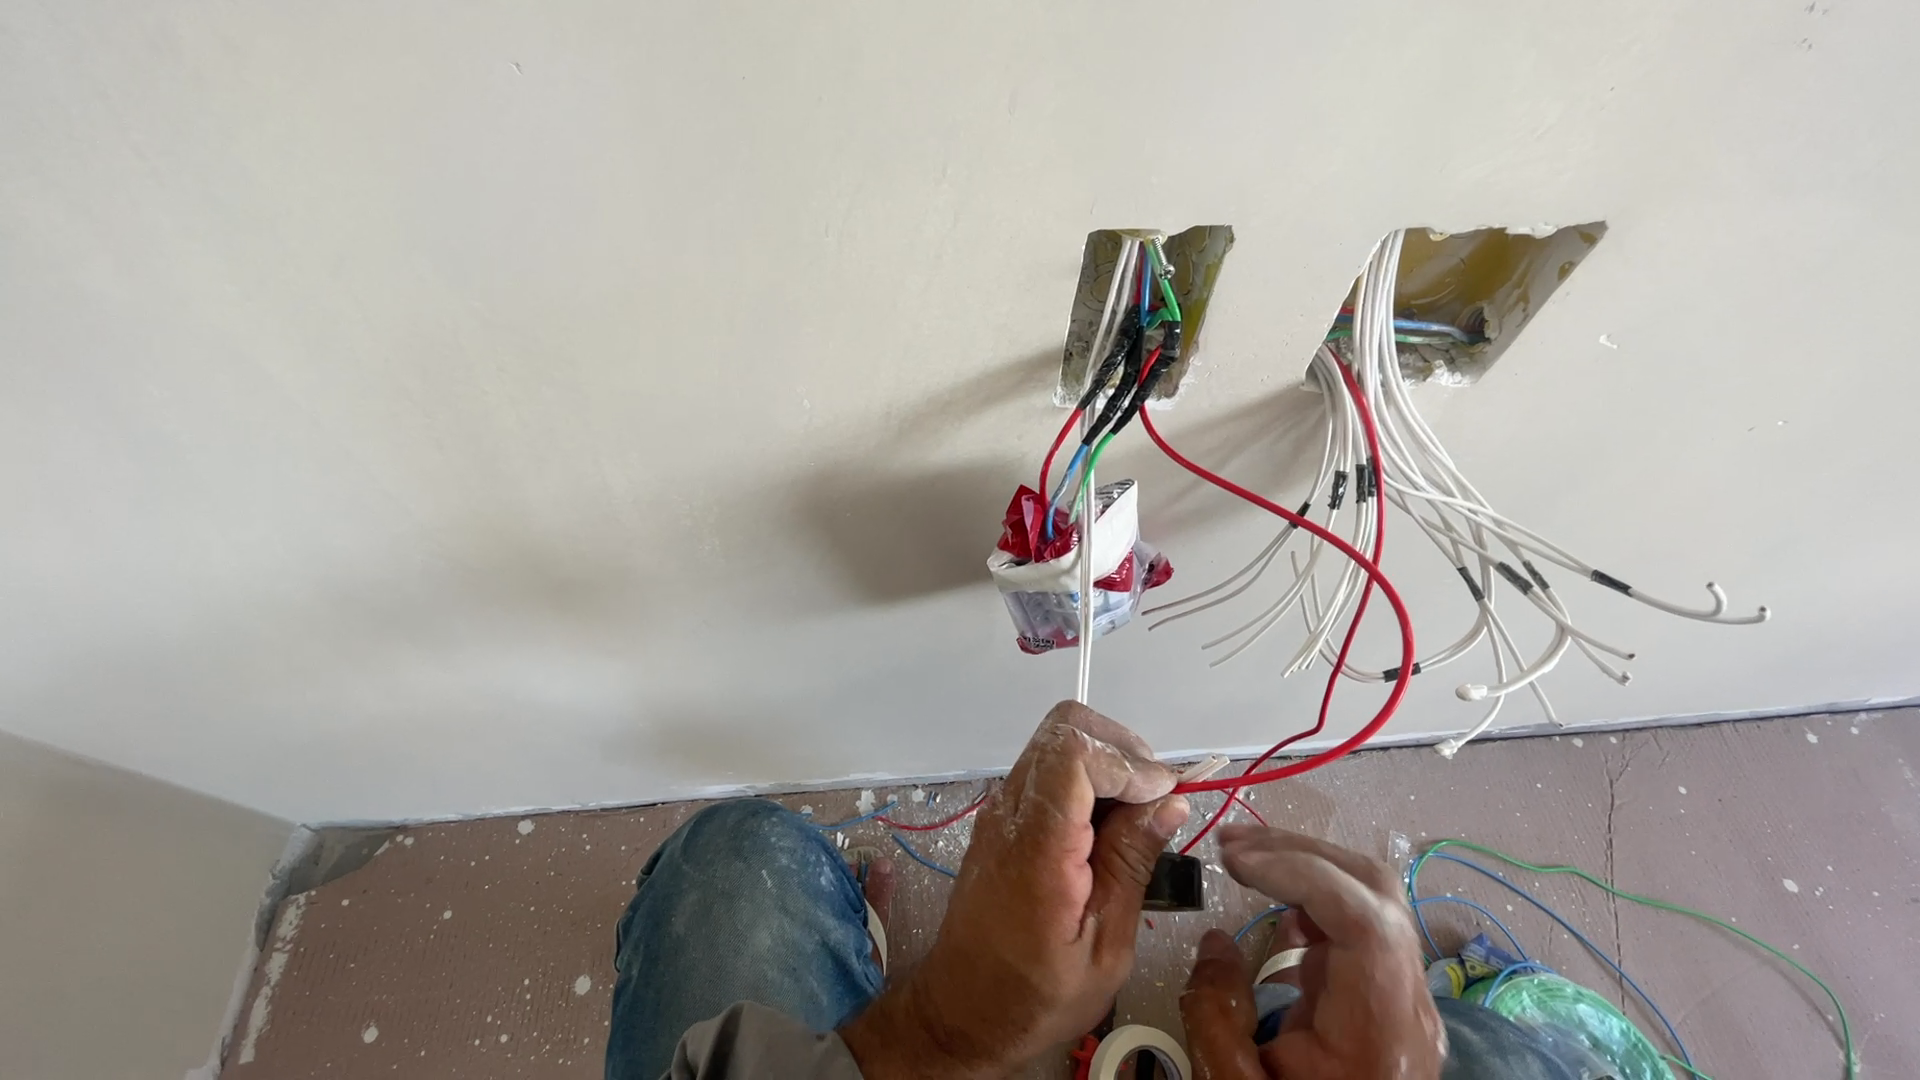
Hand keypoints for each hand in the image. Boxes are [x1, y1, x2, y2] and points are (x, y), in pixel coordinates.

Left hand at [840, 701, 1189, 1078]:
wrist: (962, 1009)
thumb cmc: (1037, 993)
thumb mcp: (1105, 946)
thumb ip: (1132, 862)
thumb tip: (1170, 800)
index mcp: (1036, 846)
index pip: (1073, 753)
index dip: (1127, 762)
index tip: (1165, 797)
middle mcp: (1011, 811)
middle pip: (1063, 728)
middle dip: (1120, 748)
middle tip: (1156, 795)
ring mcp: (1001, 809)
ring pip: (1055, 742)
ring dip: (1105, 761)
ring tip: (1139, 812)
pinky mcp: (1002, 816)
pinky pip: (1047, 770)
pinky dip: (1086, 778)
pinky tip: (1110, 824)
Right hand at [1180, 827, 1443, 1078]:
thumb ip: (1215, 1014)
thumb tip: (1216, 943)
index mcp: (1380, 1031)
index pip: (1364, 919)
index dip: (1300, 873)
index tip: (1234, 864)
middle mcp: (1407, 1002)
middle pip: (1373, 890)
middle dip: (1298, 852)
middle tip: (1228, 848)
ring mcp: (1403, 993)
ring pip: (1370, 894)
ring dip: (1304, 863)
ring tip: (1241, 859)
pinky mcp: (1386, 991)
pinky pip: (1360, 919)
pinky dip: (1312, 892)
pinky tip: (1272, 901)